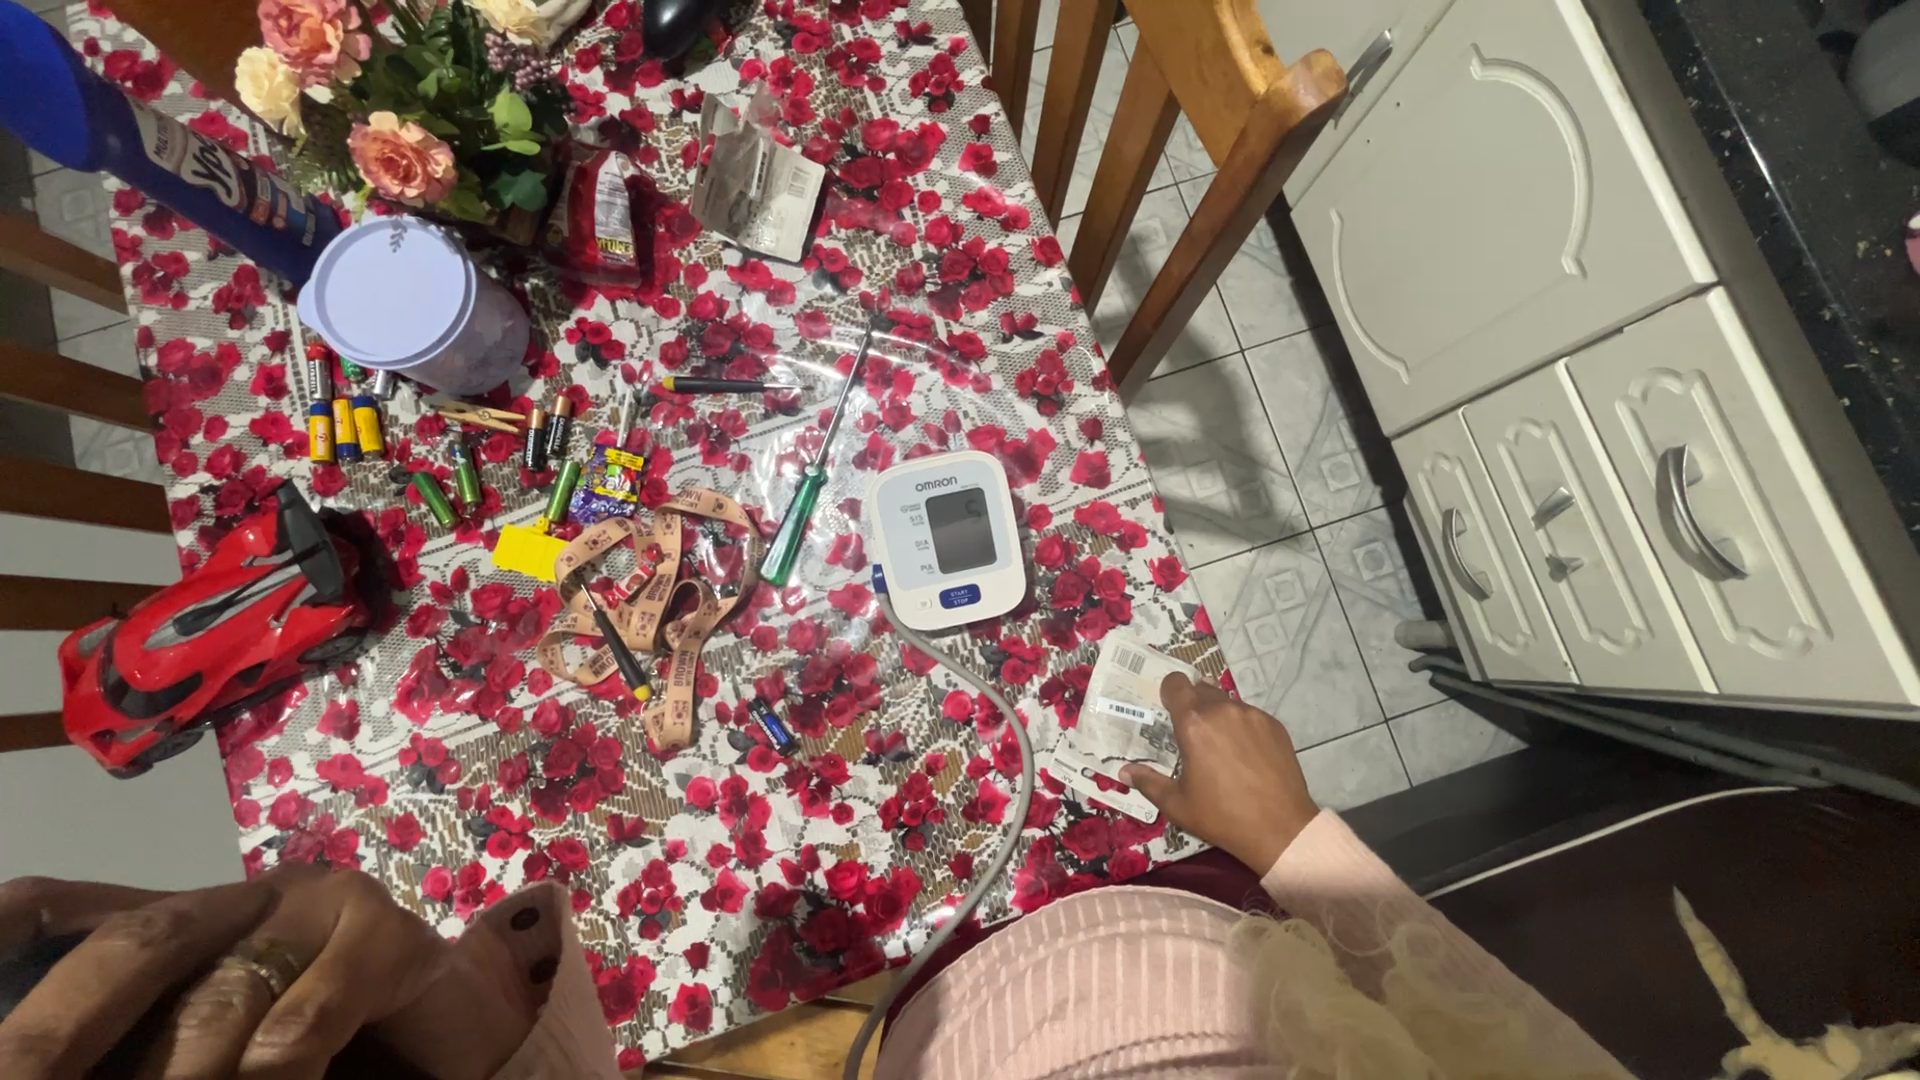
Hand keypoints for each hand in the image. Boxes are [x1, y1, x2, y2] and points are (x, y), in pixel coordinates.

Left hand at [0, 864, 533, 1079]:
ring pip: (222, 994)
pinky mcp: (388, 932)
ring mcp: (324, 906)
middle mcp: (245, 902)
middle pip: (136, 944)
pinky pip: (301, 1021)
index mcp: (177, 928)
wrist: (447, 1036)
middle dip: (51, 1038)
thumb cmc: (314, 1055)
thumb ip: (132, 1048)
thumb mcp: (197, 1054)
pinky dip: (273, 1079)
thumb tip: (39, 1065)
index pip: (51, 909)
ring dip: (185, 1079)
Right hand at [1119, 673, 1319, 872]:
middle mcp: (1222, 710)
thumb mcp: (1177, 804)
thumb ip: (1148, 782)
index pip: (1175, 683)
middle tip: (1192, 733)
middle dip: (1193, 704)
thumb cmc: (1222, 817)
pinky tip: (1246, 754)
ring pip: (1226, 702)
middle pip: (1201, 688)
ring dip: (1218, 715)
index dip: (1169, 692)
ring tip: (1220, 746)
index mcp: (1194, 723)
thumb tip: (1124, 771)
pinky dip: (1241, 726)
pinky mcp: (1275, 726)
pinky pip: (1249, 715)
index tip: (1168, 710)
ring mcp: (1252, 716)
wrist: (1281, 830)